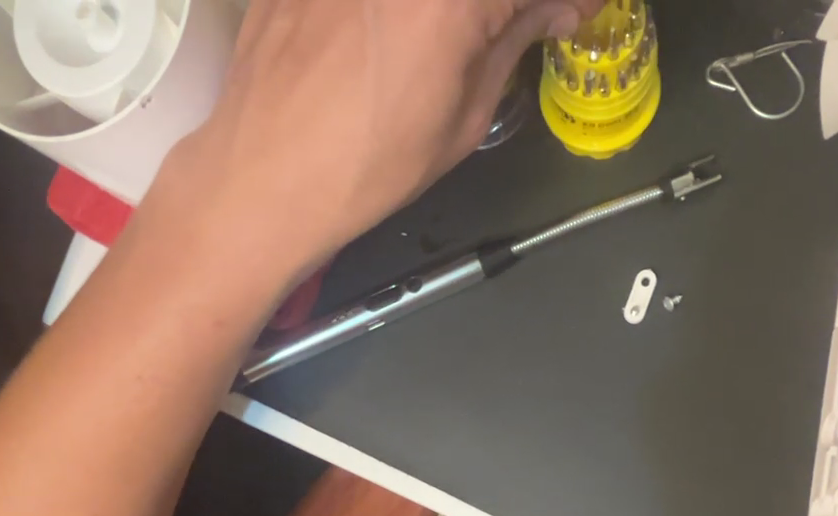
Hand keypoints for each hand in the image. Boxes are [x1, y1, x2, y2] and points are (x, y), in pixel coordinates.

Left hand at [156, 0, 600, 271]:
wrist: (265, 175)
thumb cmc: (369, 166)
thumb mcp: (461, 121)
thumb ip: (512, 47)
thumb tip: (554, 11)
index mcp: (449, 1)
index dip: (562, 0)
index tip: (572, 13)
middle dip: (505, 7)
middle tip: (520, 24)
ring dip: (457, 12)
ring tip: (454, 39)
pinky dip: (398, 12)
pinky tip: (394, 38)